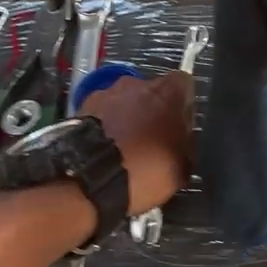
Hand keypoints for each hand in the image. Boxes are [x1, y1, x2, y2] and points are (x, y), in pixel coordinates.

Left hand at [77, 71, 192, 213]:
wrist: (84, 182)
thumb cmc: (144, 170)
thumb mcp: (181, 167)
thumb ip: (186, 145)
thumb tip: (183, 143)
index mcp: (167, 91)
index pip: (184, 84)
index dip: (184, 106)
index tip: (180, 127)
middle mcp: (137, 84)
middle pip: (151, 92)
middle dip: (152, 112)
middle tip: (151, 142)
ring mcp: (105, 94)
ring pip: (123, 103)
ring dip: (125, 119)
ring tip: (121, 150)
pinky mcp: (79, 110)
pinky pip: (100, 116)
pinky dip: (103, 129)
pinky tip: (102, 153)